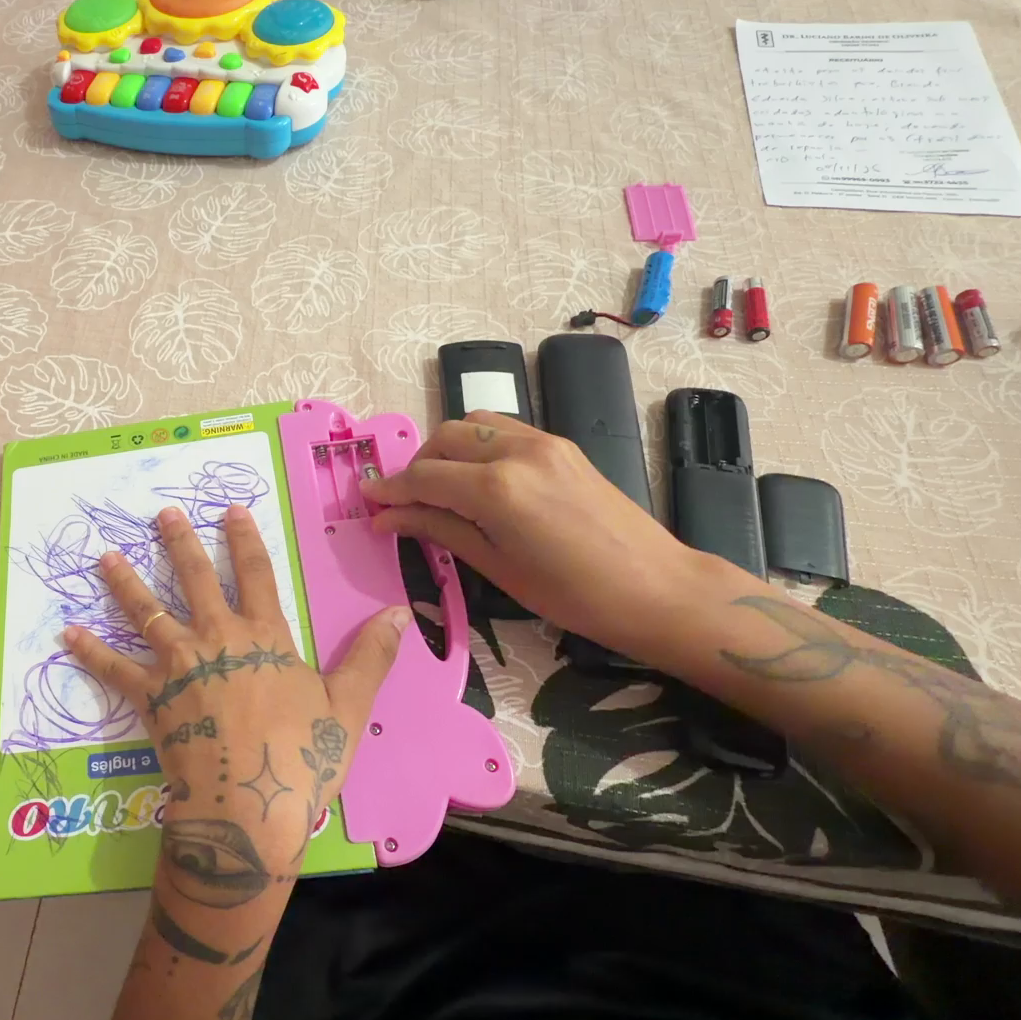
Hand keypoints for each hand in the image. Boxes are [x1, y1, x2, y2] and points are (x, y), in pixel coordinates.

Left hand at [62, 504, 408, 878]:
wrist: (248, 808)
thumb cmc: (301, 758)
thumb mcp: (346, 706)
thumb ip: (370, 656)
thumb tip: (401, 612)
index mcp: (264, 636)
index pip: (255, 573)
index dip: (244, 539)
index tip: (230, 509)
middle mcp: (217, 638)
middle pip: (194, 578)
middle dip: (178, 542)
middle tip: (161, 513)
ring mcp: (179, 665)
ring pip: (147, 611)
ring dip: (126, 582)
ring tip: (106, 557)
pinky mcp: (150, 696)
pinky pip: (114, 668)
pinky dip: (90, 650)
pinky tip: (67, 632)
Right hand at [359, 411, 729, 658]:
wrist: (654, 587)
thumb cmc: (570, 594)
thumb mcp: (495, 566)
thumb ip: (437, 530)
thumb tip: (387, 518)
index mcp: (496, 490)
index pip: (423, 477)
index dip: (389, 489)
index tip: (366, 500)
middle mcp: (516, 453)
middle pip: (442, 439)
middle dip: (415, 466)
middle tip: (406, 502)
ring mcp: (543, 442)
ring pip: (473, 425)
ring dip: (446, 448)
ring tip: (440, 487)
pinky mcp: (561, 445)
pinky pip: (504, 430)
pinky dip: (477, 445)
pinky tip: (477, 479)